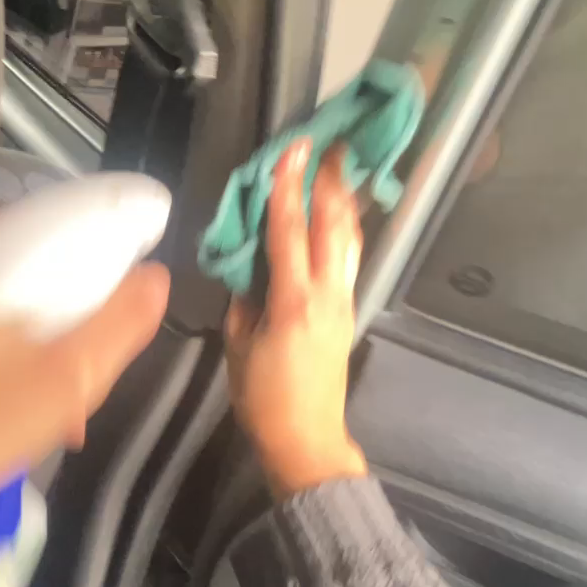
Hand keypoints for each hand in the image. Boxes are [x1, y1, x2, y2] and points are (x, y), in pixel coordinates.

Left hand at [0, 199, 170, 586]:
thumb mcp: (63, 378)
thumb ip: (119, 324)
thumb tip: (154, 278)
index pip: (66, 225)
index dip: (101, 272)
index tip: (108, 324)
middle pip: (33, 257)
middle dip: (63, 311)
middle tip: (76, 374)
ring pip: (0, 282)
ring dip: (30, 329)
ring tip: (45, 394)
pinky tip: (1, 386)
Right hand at [226, 139, 369, 496]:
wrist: (307, 439)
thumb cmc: (263, 396)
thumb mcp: (238, 345)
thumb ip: (245, 300)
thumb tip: (250, 269)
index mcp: (293, 301)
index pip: (289, 231)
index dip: (289, 187)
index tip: (293, 151)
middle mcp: (326, 294)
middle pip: (333, 226)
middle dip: (331, 183)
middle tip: (330, 147)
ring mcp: (343, 302)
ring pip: (348, 240)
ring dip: (343, 202)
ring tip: (340, 169)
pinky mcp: (346, 312)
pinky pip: (346, 260)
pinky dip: (343, 230)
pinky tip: (338, 217)